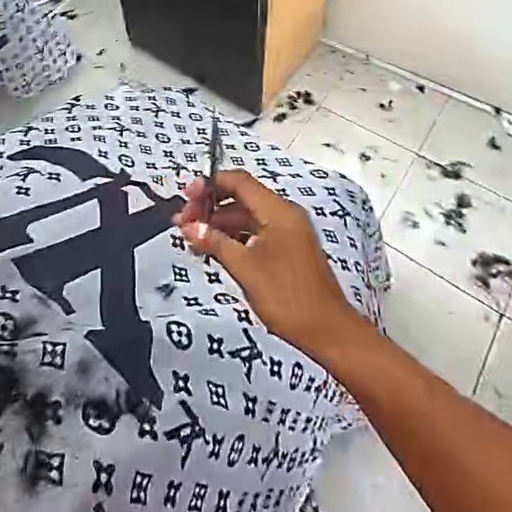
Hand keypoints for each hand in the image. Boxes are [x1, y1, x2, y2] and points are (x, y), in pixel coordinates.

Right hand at [176, 170, 371, 358]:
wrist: (326, 328)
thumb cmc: (289, 298)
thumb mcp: (245, 268)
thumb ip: (215, 242)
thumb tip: (190, 227)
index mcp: (278, 211)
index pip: (240, 182)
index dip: (210, 185)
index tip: (188, 196)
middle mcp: (285, 215)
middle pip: (241, 197)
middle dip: (211, 206)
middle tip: (185, 222)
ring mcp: (288, 231)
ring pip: (247, 216)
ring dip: (220, 223)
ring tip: (194, 237)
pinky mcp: (288, 247)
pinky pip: (256, 231)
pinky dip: (235, 236)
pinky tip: (215, 248)